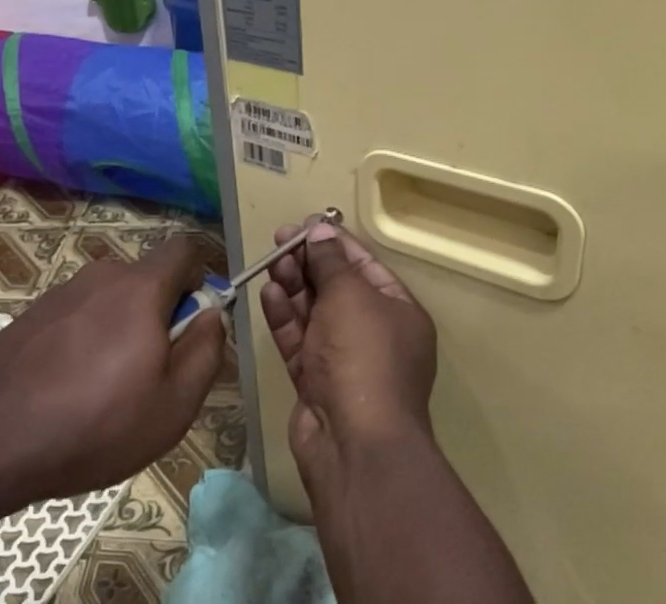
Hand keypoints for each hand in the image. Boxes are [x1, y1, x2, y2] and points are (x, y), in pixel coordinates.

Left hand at [0, 237, 225, 501]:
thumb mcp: (174, 404)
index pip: (184, 249)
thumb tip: (212, 314)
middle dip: (158, 316)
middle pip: (145, 280)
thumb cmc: (95, 424)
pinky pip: (76, 321)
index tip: (193, 325)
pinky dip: (84, 346)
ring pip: (109, 303)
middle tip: (152, 375)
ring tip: (106, 394)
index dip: (200, 279)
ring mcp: (59, 295)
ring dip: (120, 333)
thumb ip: (205, 351)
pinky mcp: (30, 318)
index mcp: (140, 287)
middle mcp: (100, 277)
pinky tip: (69, 394)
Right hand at [259, 219, 437, 490]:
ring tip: (271, 264)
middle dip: (308, 263)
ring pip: (313, 313)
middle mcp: (373, 333)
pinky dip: (284, 317)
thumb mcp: (351, 296)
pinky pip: (298, 340)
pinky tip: (268, 294)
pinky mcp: (315, 381)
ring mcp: (343, 360)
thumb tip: (319, 231)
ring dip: (293, 286)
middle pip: (336, 288)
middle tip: (278, 240)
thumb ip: (331, 262)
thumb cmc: (363, 356)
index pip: (364, 266)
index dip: (335, 243)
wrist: (354, 441)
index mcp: (398, 311)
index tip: (304, 224)